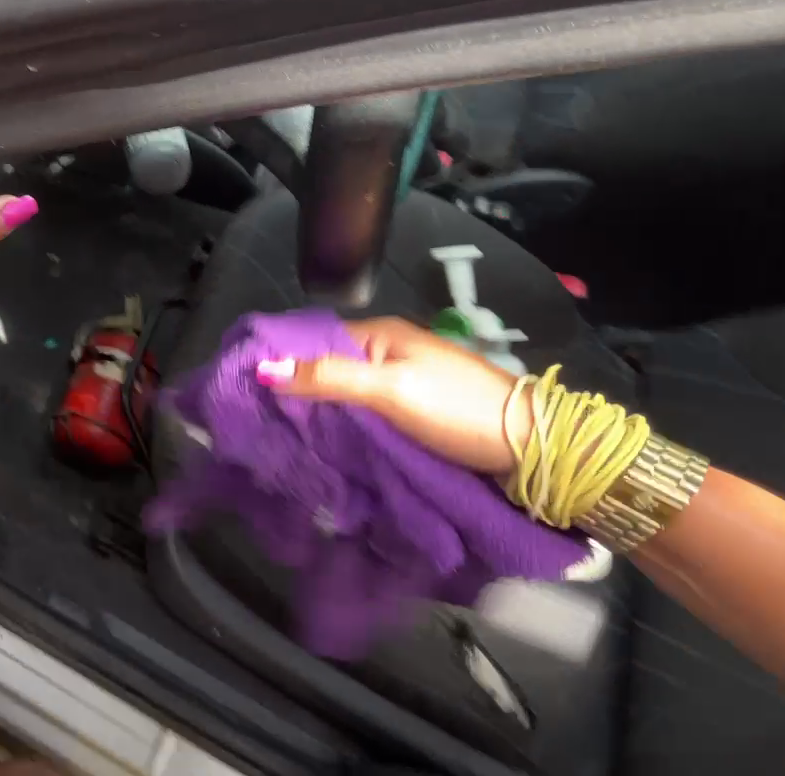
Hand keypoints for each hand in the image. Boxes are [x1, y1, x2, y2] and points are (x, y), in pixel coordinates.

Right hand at [263, 317, 528, 475]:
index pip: (311, 338)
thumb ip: (326, 377)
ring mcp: (402, 379)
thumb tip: (261, 368)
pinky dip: (342, 417)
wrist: (539, 451)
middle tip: (258, 411)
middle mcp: (388, 349)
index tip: (245, 382)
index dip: (278, 357)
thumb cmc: (459, 411)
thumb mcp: (389, 391)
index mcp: (380, 334)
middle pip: (325, 363)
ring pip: (343, 386)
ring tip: (282, 426)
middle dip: (294, 383)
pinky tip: (324, 433)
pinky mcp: (413, 407)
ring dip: (318, 404)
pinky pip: (362, 406)